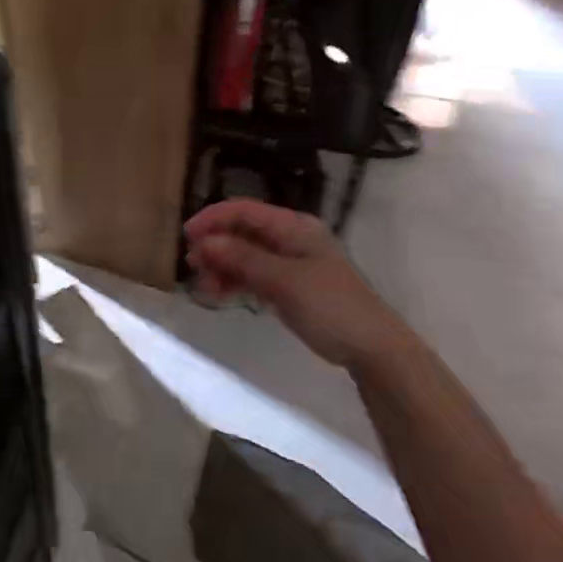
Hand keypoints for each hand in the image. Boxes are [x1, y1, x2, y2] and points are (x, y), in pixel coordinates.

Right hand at [184, 198, 416, 369]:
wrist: (375, 351)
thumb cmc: (332, 307)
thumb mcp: (284, 280)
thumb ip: (242, 258)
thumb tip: (204, 242)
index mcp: (294, 227)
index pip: (243, 210)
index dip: (212, 218)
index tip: (187, 236)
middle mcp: (290, 238)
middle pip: (240, 232)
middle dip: (214, 246)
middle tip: (194, 267)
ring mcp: (289, 262)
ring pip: (243, 254)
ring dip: (221, 266)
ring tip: (206, 287)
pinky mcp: (288, 285)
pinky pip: (252, 274)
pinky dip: (234, 281)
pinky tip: (220, 294)